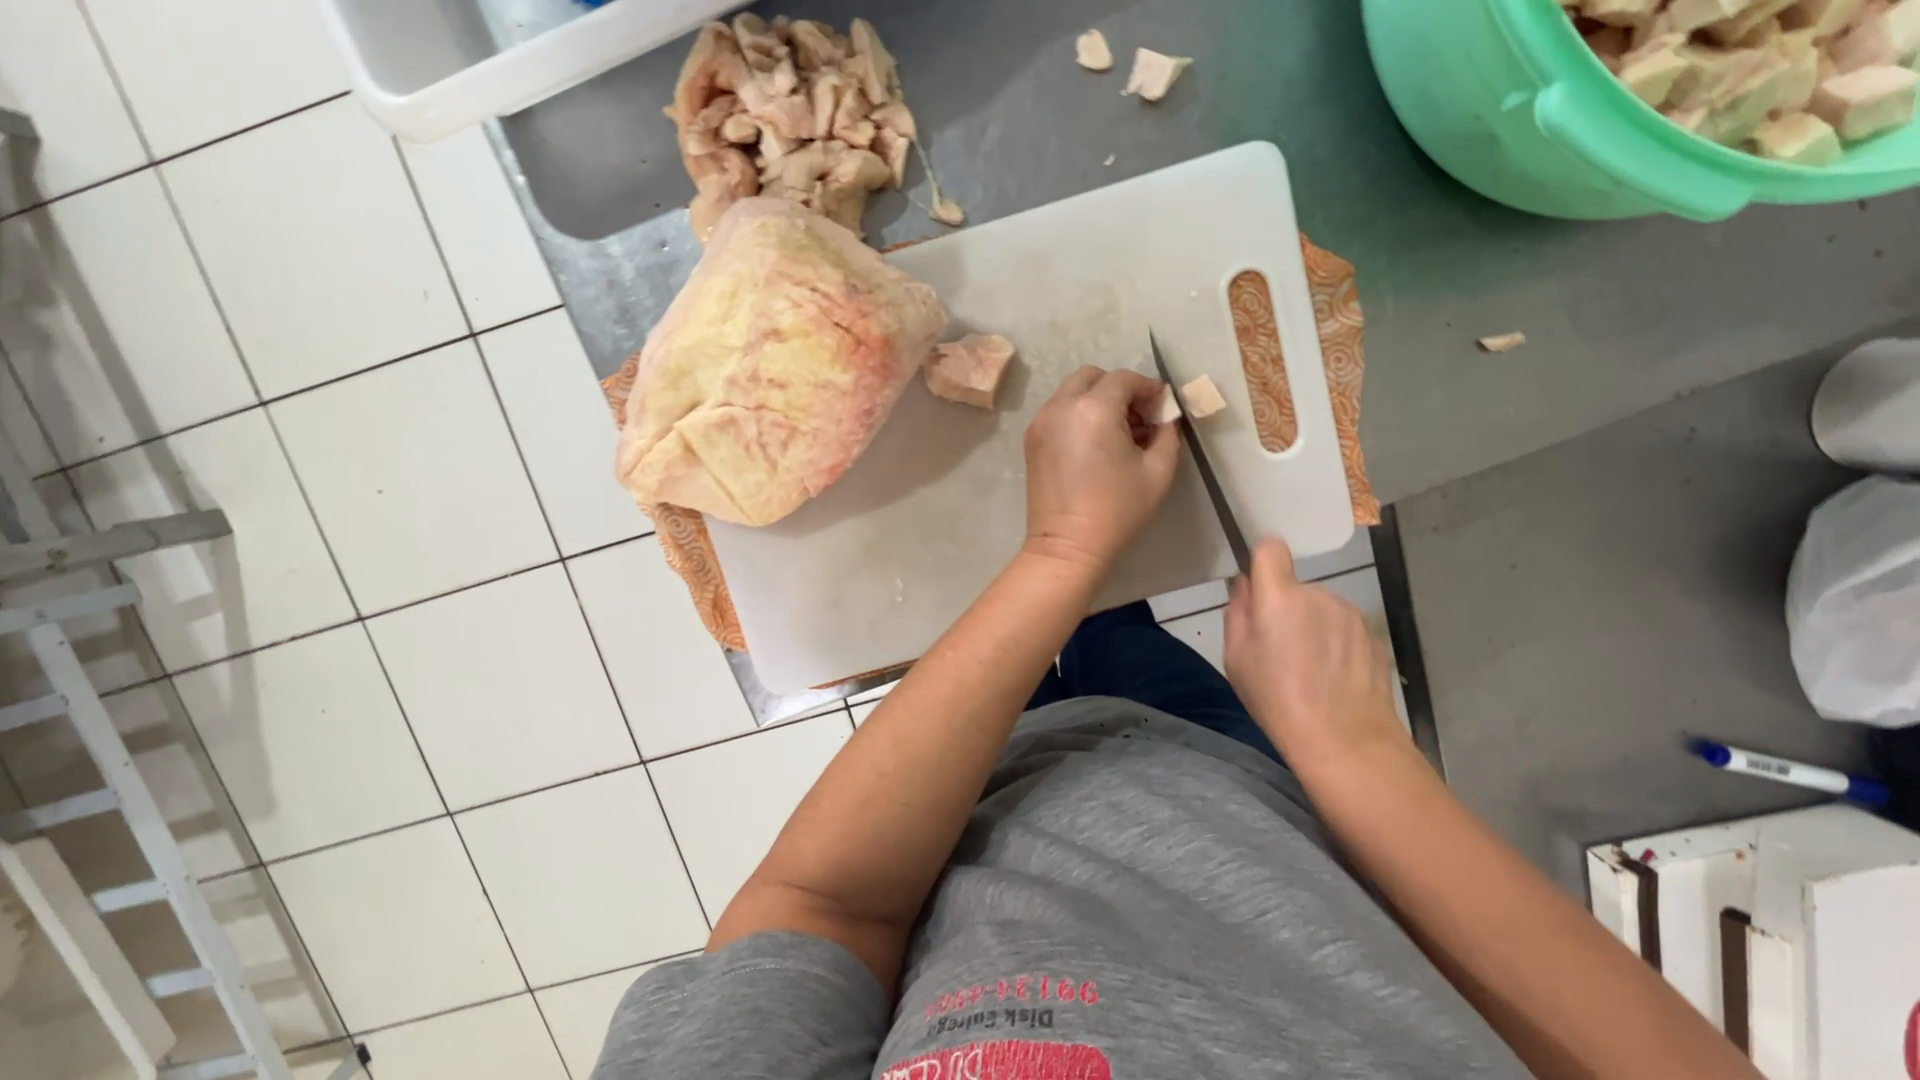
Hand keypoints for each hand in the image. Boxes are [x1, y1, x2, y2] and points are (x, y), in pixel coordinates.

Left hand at [1022, 366, 1180, 572]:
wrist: (1068, 545)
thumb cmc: (1117, 510)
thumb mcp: (1159, 471)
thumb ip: (1167, 433)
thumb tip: (1165, 417)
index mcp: (1094, 409)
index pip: (1124, 379)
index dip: (1148, 388)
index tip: (1162, 408)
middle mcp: (1062, 406)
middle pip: (1093, 376)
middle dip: (1119, 389)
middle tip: (1138, 417)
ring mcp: (1041, 422)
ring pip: (1071, 391)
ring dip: (1097, 400)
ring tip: (1117, 432)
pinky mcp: (1031, 440)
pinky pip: (1058, 411)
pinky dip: (1077, 414)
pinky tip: (1094, 444)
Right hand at [1225, 538, 1409, 772]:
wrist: (1346, 740)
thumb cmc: (1278, 701)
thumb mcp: (1236, 661)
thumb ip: (1238, 615)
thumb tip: (1247, 588)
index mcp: (1280, 598)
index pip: (1271, 549)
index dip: (1262, 564)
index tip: (1258, 592)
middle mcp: (1318, 595)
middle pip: (1295, 588)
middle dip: (1285, 609)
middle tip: (1279, 652)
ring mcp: (1350, 614)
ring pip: (1320, 609)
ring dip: (1312, 627)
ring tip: (1309, 671)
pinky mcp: (1373, 634)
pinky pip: (1342, 629)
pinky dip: (1335, 645)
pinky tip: (1334, 679)